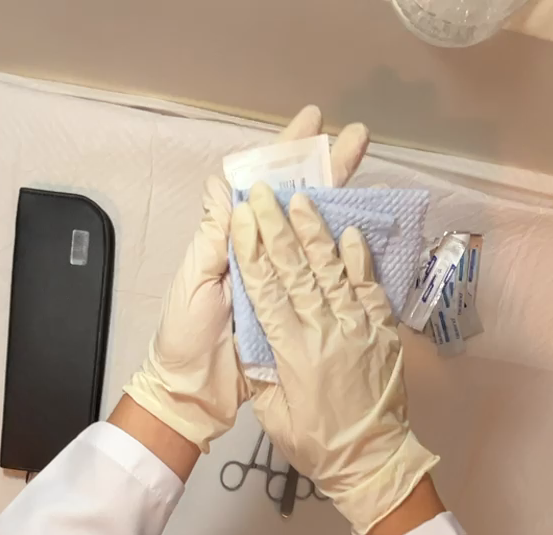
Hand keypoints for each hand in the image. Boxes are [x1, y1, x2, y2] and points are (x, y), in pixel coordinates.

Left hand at [119, 107, 369, 453]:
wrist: (195, 393)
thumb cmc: (186, 338)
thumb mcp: (196, 282)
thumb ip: (213, 236)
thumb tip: (220, 181)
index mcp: (232, 244)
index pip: (260, 189)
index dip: (286, 155)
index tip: (312, 123)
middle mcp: (260, 257)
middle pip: (296, 204)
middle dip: (326, 168)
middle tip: (357, 137)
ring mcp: (281, 283)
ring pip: (313, 233)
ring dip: (340, 200)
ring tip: (367, 170)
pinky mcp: (296, 311)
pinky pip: (322, 277)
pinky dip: (343, 253)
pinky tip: (366, 230)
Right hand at [232, 185, 438, 534]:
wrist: (373, 462)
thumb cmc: (318, 447)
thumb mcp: (275, 418)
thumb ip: (264, 375)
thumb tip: (256, 340)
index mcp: (293, 354)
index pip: (266, 291)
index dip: (251, 251)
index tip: (240, 217)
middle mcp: (326, 332)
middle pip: (297, 270)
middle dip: (277, 227)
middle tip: (265, 192)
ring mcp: (359, 328)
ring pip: (332, 270)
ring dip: (315, 231)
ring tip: (303, 198)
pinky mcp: (383, 332)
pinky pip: (369, 288)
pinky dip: (359, 259)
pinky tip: (349, 233)